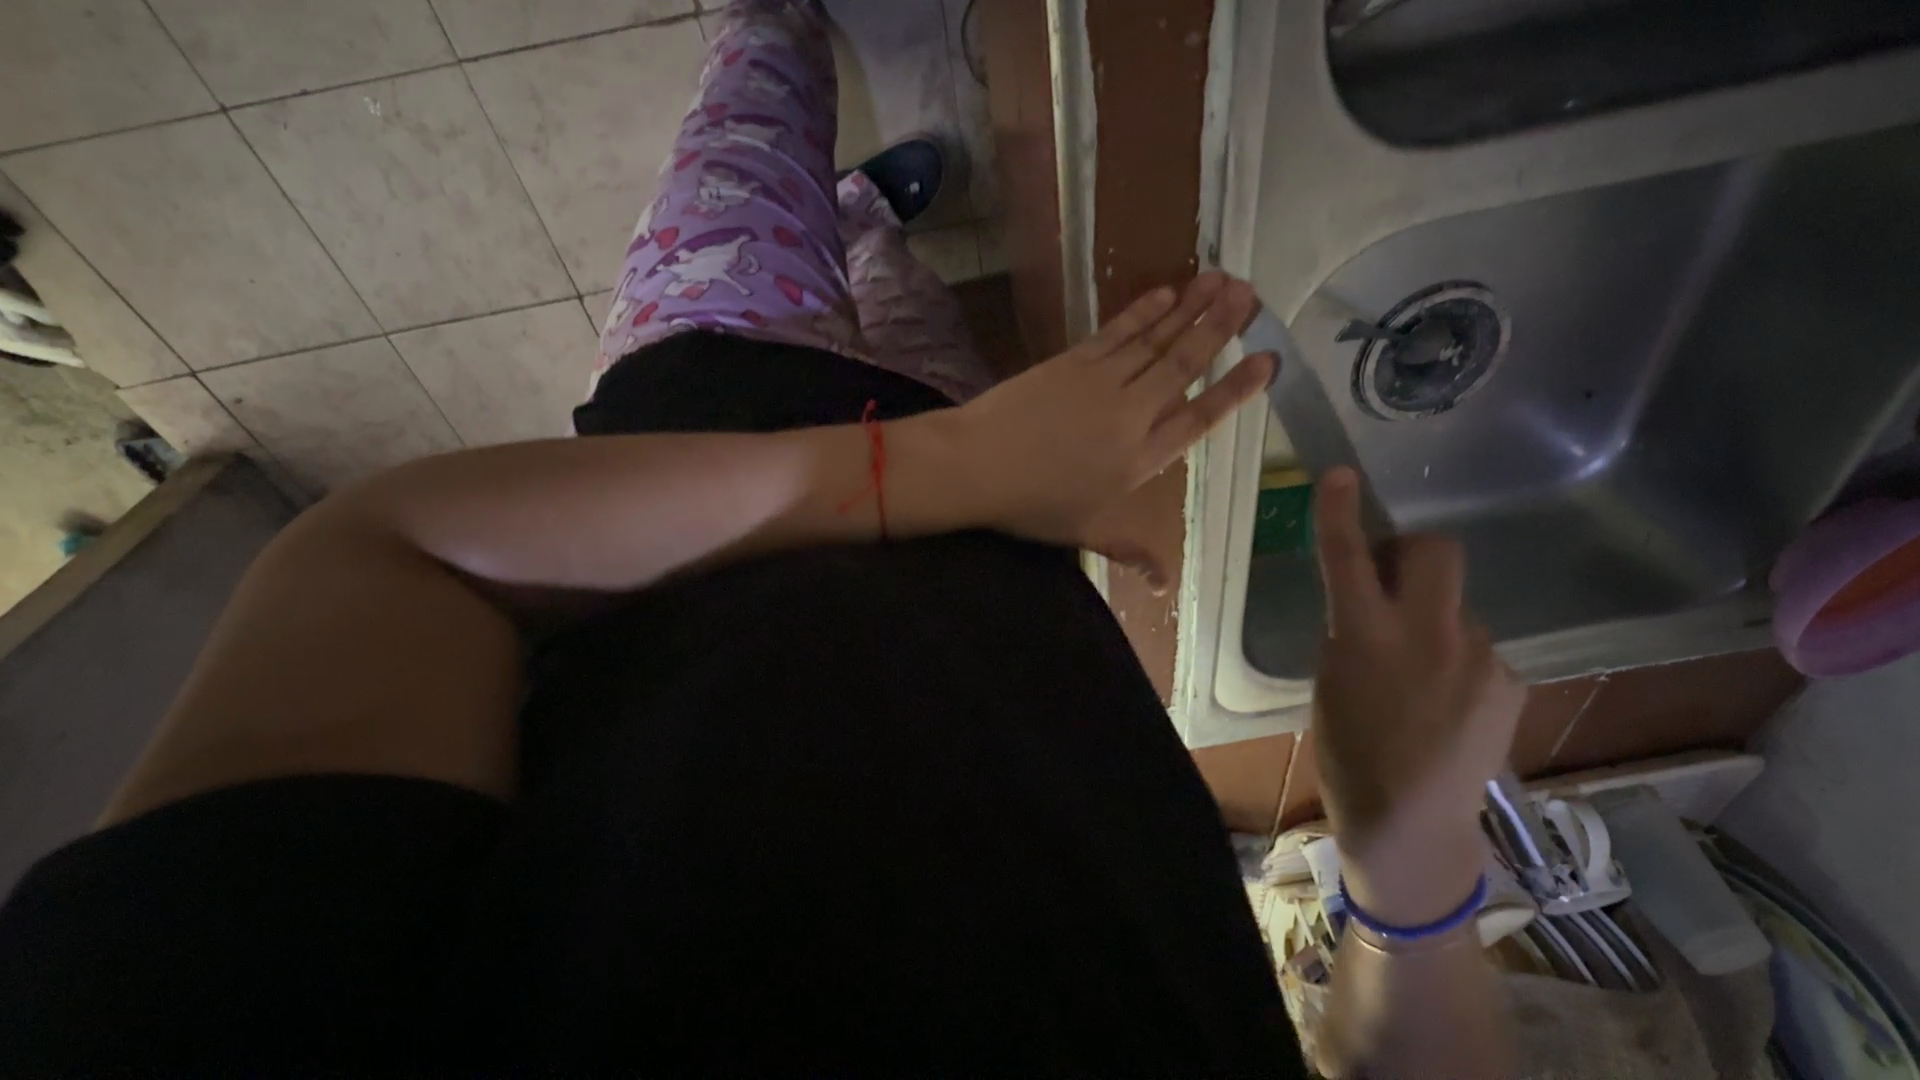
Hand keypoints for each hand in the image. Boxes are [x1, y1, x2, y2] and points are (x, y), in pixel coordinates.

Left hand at [908, 272, 1273, 583]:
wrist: (975, 466)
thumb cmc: (1031, 505)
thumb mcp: (1085, 531)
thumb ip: (1131, 550)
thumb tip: (1163, 586)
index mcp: (1141, 459)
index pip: (1200, 418)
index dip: (1236, 389)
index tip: (1269, 360)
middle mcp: (1132, 415)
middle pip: (1185, 366)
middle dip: (1221, 329)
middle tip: (1253, 295)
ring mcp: (1102, 383)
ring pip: (1157, 341)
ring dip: (1191, 308)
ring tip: (1224, 279)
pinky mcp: (1073, 362)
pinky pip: (1117, 331)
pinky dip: (1143, 311)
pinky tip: (1166, 291)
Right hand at [1311, 468, 1525, 925]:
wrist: (1412, 825)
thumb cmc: (1349, 757)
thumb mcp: (1329, 685)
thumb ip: (1349, 634)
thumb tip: (1368, 601)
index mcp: (1366, 637)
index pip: (1348, 557)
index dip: (1338, 511)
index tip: (1338, 474)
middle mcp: (1428, 635)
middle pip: (1436, 550)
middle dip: (1413, 550)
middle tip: (1394, 579)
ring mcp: (1478, 657)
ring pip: (1454, 606)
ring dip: (1432, 620)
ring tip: (1418, 676)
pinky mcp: (1509, 681)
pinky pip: (1476, 647)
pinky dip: (1456, 660)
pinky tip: (1446, 703)